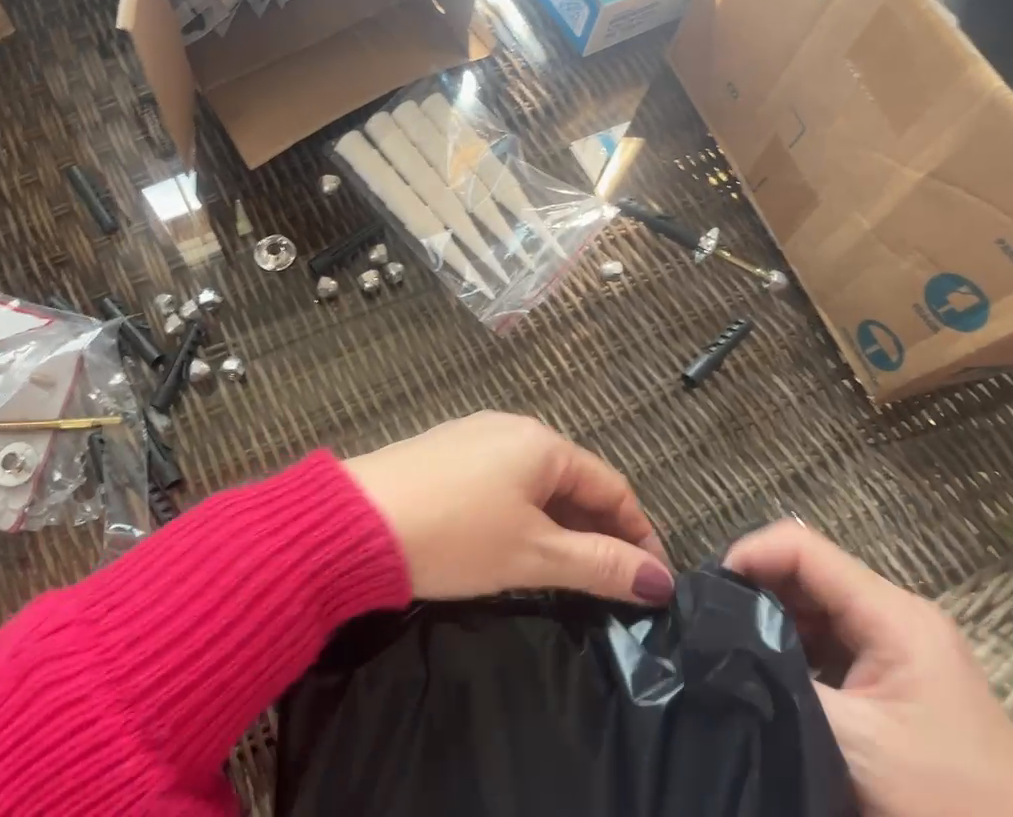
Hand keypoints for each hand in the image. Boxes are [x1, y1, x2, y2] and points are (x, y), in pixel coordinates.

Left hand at [343, 412, 674, 603]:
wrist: (353, 524)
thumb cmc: (456, 536)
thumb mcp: (534, 555)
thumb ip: (600, 565)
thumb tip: (659, 582)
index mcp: (541, 443)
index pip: (611, 486)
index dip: (638, 535)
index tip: (653, 583)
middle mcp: (509, 428)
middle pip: (572, 481)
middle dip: (598, 531)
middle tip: (613, 584)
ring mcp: (470, 438)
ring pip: (534, 484)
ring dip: (559, 525)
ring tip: (568, 573)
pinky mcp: (440, 456)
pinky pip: (499, 484)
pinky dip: (520, 515)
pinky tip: (512, 546)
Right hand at [727, 523, 1012, 816]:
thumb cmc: (942, 798)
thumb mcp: (849, 741)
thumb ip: (777, 682)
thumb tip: (710, 649)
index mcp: (893, 615)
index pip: (800, 547)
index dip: (746, 556)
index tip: (705, 598)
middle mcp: (897, 614)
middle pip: (805, 570)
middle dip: (751, 590)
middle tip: (708, 629)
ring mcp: (899, 643)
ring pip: (813, 604)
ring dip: (768, 621)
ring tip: (728, 652)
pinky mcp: (896, 673)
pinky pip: (829, 638)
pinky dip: (792, 648)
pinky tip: (767, 676)